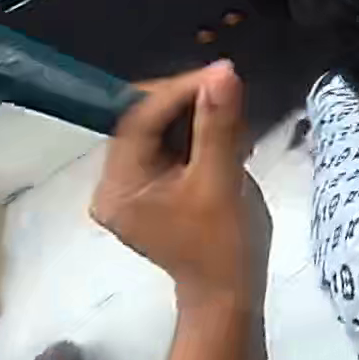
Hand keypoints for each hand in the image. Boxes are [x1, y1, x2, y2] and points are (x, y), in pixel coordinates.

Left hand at [91, 61, 271, 307]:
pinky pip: (182, 145)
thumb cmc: (223, 240)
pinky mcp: (167, 185)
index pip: (138, 120)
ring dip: (205, 117)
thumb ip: (219, 125)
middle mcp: (120, 181)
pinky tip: (235, 138)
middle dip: (193, 103)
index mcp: (119, 185)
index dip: (179, 91)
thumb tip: (223, 72)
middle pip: (150, 122)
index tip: (223, 72)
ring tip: (240, 122)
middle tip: (235, 94)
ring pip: (169, 130)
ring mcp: (143, 184)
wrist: (233, 287)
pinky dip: (209, 133)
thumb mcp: (221, 179)